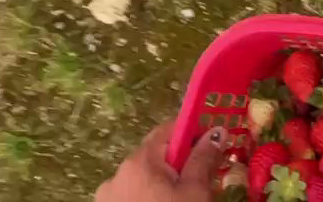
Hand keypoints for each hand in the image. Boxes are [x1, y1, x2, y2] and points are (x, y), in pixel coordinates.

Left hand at [96, 124, 227, 201]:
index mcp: (140, 161)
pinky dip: (147, 200)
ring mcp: (106, 199)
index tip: (212, 147)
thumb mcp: (195, 191)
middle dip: (179, 163)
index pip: (170, 128)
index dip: (194, 133)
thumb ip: (205, 157)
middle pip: (156, 155)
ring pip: (143, 180)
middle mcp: (117, 175)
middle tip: (201, 181)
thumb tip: (216, 131)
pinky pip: (131, 198)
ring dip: (163, 185)